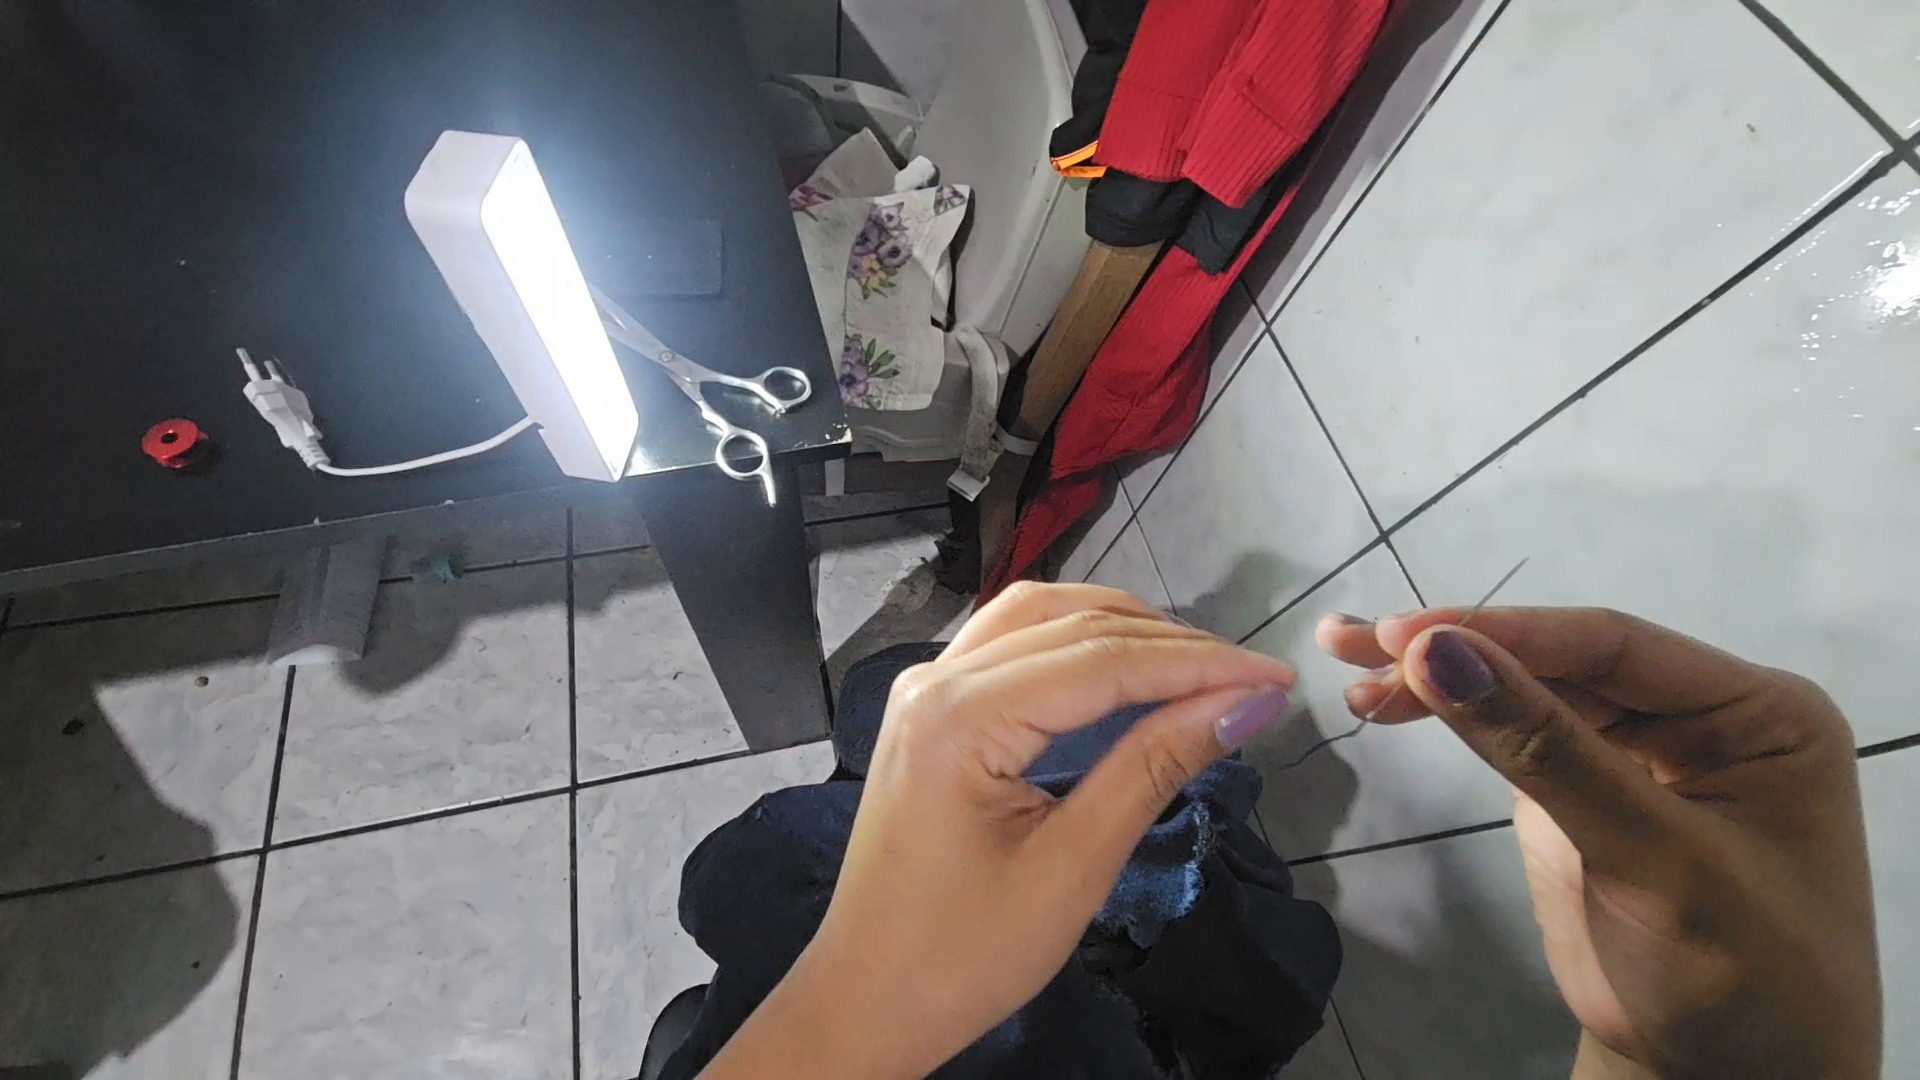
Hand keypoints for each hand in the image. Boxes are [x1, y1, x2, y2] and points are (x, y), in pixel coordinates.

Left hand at [703, 582, 1295, 1079]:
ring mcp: (925, 683)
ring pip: (1036, 616)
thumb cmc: (964, 955)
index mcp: (960, 715)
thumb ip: (1154, 767)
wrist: (867, 996)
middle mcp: (935, 676)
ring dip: (1118, 627)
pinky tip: (1117, 662)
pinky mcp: (930, 702)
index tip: (1272, 677)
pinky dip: (1072, 640)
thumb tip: (1241, 705)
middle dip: (1166, 643)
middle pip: (1069, 625)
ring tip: (1193, 662)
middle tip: (1245, 675)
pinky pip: (1009, 642)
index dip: (1195, 663)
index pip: (1100, 661)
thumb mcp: (1073, 866)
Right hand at [1317, 607, 1879, 1079]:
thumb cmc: (1730, 975)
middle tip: (1347, 639)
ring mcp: (1616, 739)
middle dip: (1442, 645)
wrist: (1711, 1072)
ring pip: (1508, 680)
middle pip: (1544, 654)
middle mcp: (1681, 710)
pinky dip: (1432, 708)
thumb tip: (1434, 653)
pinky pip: (1491, 720)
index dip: (1499, 630)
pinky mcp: (1560, 770)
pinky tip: (1377, 700)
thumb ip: (1541, 748)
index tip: (1397, 636)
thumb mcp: (1649, 857)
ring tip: (1338, 652)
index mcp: (1748, 712)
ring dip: (1420, 670)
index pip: (1606, 644)